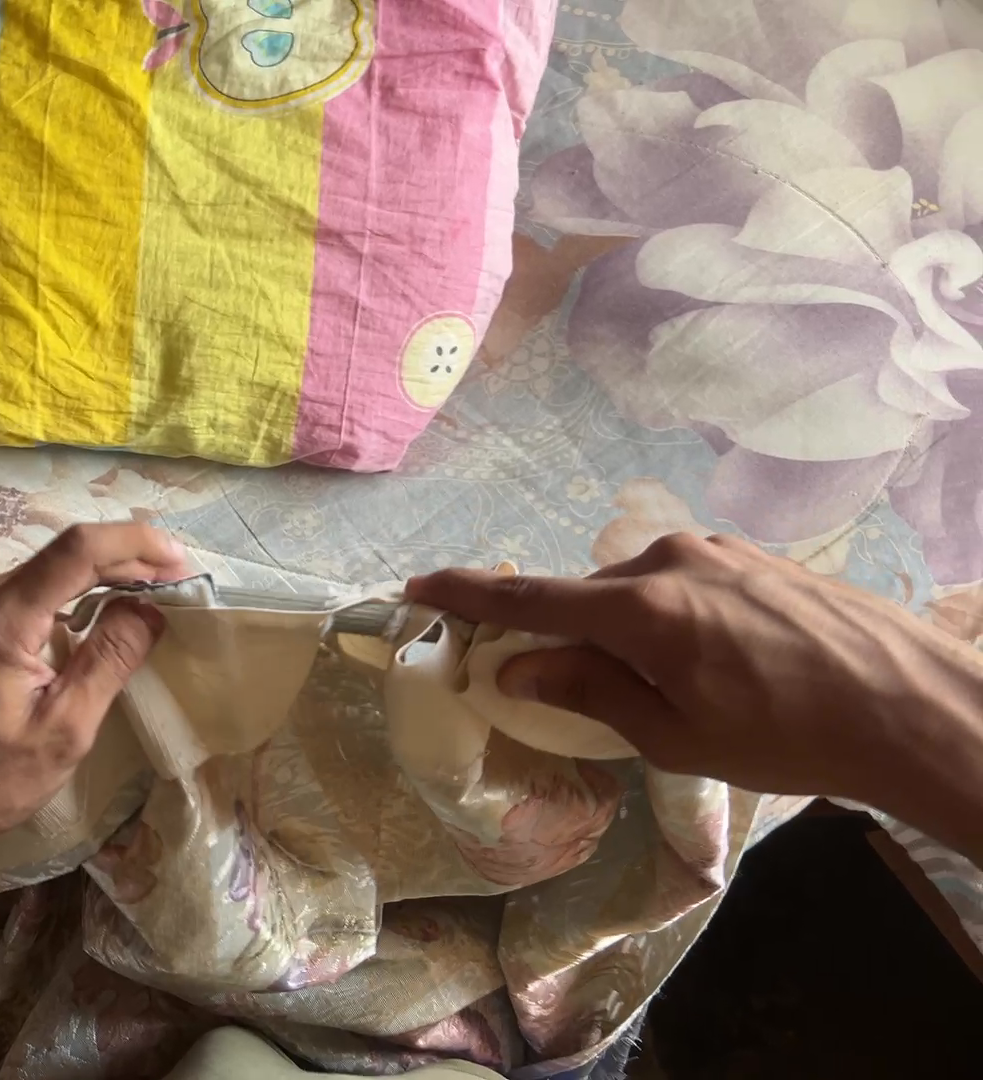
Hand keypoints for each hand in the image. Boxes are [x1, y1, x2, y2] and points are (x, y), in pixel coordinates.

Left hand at [0, 524, 189, 887]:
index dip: (135, 543)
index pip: (78, 549)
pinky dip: (70, 598)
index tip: (181, 560)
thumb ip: (108, 660)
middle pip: (64, 555)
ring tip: (149, 594)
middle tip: (178, 581)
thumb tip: (149, 608)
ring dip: (99, 578)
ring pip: (47, 573)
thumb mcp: (62, 729)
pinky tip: (97, 615)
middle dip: (125, 560)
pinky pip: (28, 595)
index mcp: (2, 616)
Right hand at [405, 534, 982, 854]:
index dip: (464, 594)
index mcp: (639, 611)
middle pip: (584, 595)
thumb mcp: (675, 736)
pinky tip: (725, 650)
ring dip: (631, 625)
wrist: (945, 713)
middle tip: (597, 680)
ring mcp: (715, 551)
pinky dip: (672, 611)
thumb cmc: (796, 739)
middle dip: (573, 632)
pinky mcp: (754, 554)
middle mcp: (666, 563)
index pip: (525, 599)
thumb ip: (586, 690)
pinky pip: (680, 577)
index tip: (419, 586)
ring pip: (634, 587)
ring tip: (686, 676)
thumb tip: (517, 668)